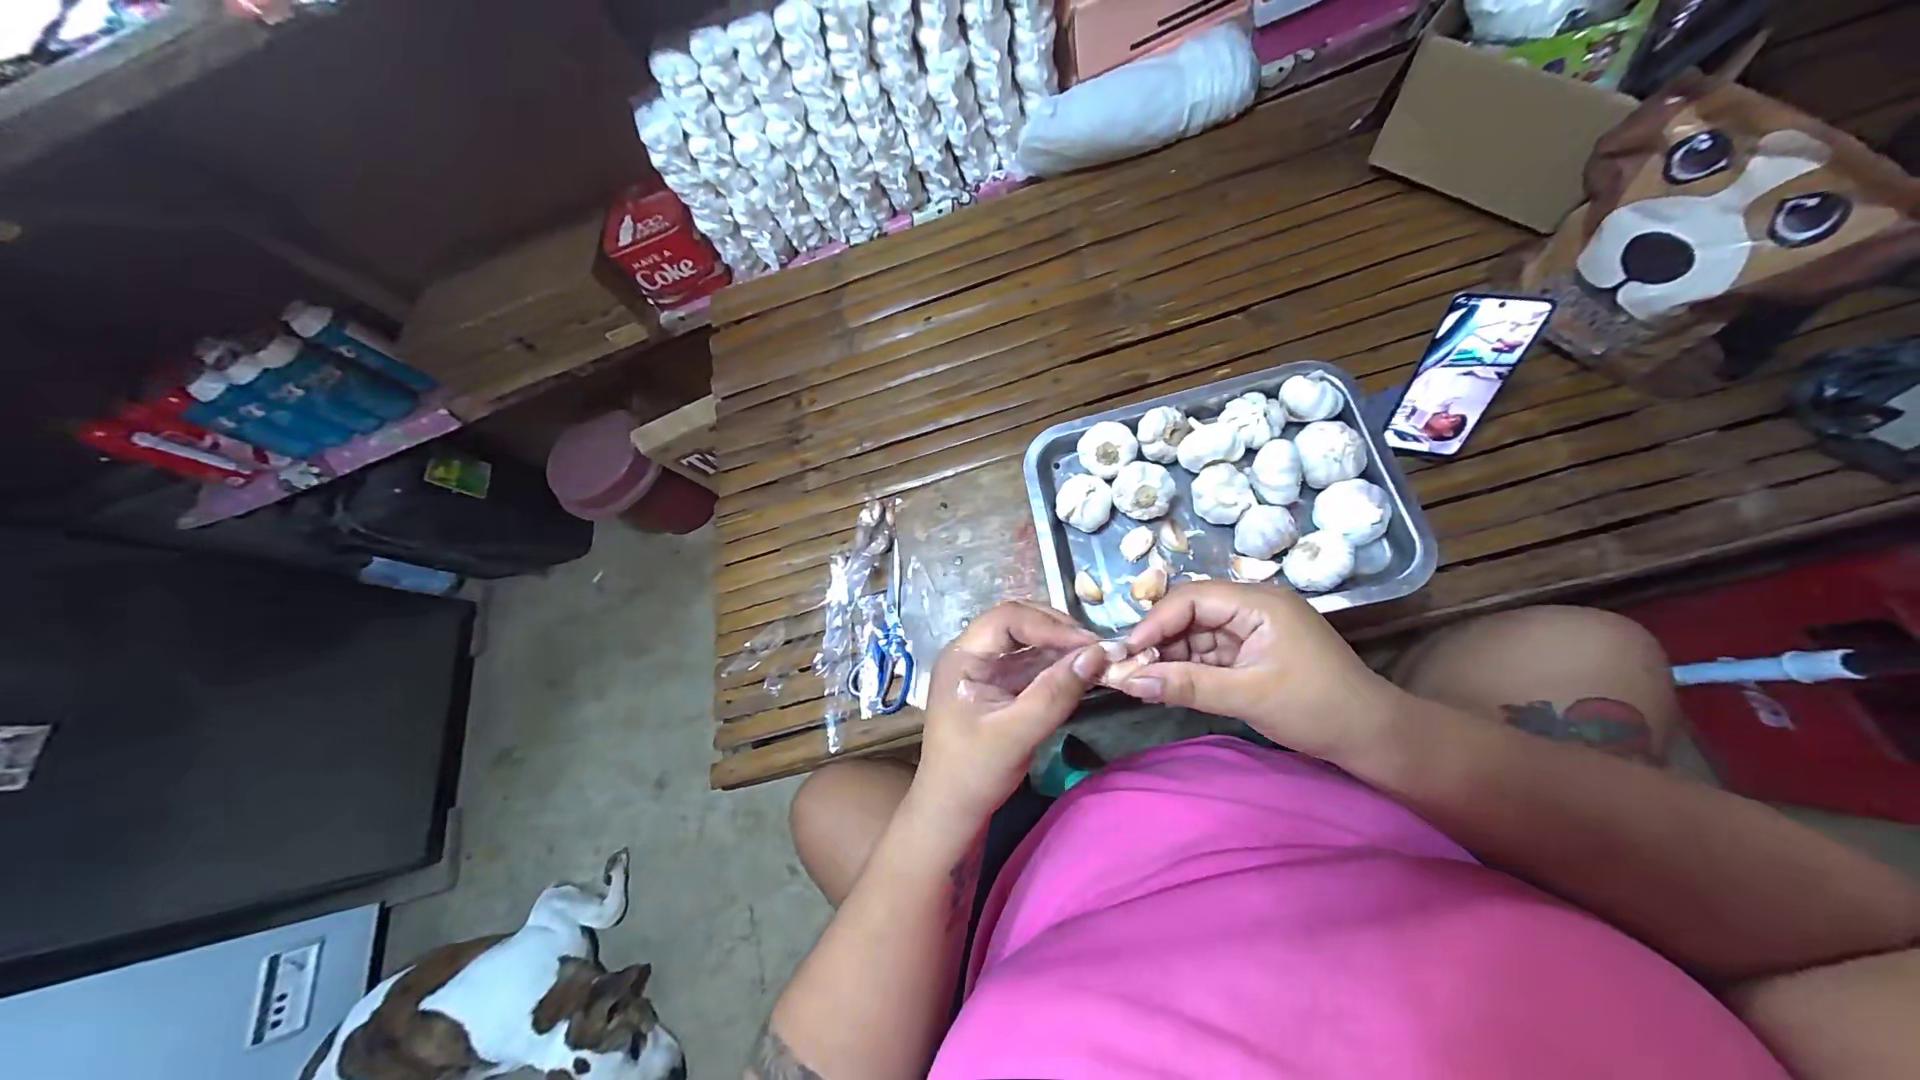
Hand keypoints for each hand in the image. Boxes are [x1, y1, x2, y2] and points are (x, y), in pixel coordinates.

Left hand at [912, 601, 1110, 824]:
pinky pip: (1033, 662)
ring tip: (1098, 656)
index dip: (1050, 625)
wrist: (952, 810)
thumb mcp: (1016, 734)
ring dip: (1063, 646)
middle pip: (1020, 622)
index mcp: (962, 656)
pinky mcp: (1001, 684)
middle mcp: (973, 652)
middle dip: (1059, 630)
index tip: (1090, 643)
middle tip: (1098, 647)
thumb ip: (1055, 693)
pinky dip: (1059, 664)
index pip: (1008, 618)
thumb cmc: (974, 772)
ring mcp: (987, 667)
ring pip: (1030, 641)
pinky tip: (1083, 671)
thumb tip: (1097, 654)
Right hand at [1117, 581, 1404, 762]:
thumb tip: (1129, 682)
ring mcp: (1252, 629)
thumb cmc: (1317, 708)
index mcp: (1259, 602)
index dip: (1155, 623)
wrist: (1374, 737)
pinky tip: (1163, 684)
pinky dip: (1185, 668)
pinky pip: (1207, 652)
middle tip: (1126, 669)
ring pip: (1194, 634)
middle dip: (1157, 641)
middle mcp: (1252, 606)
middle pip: (1189, 613)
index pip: (1192, 599)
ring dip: (1168, 656)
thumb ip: (1187, 685)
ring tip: (1139, 680)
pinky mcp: (1251, 651)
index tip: (1125, 653)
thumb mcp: (1248, 696)